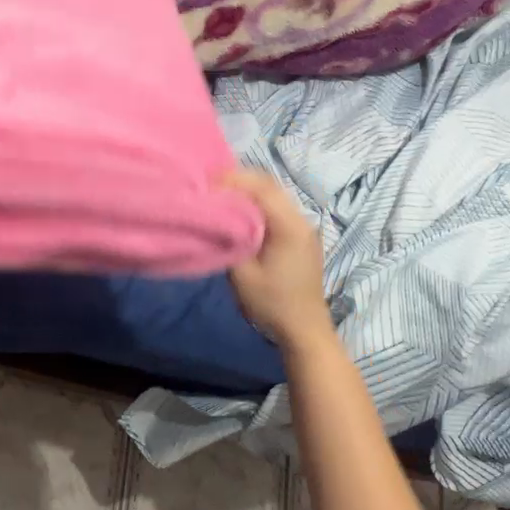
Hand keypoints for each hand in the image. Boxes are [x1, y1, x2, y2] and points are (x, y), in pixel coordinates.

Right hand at [224, 171, 332, 348]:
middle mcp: (301, 220)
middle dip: (238, 180)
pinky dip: (256, 202)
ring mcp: (303, 227)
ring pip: (273, 194)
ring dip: (246, 190)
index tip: (204, 185)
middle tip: (208, 186)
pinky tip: (238, 212)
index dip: (231, 180)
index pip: (260, 188)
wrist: (304, 329)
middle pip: (269, 185)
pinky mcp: (300, 235)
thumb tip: (214, 215)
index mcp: (289, 226)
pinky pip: (276, 207)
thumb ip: (228, 238)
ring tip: (219, 196)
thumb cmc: (271, 303)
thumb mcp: (241, 273)